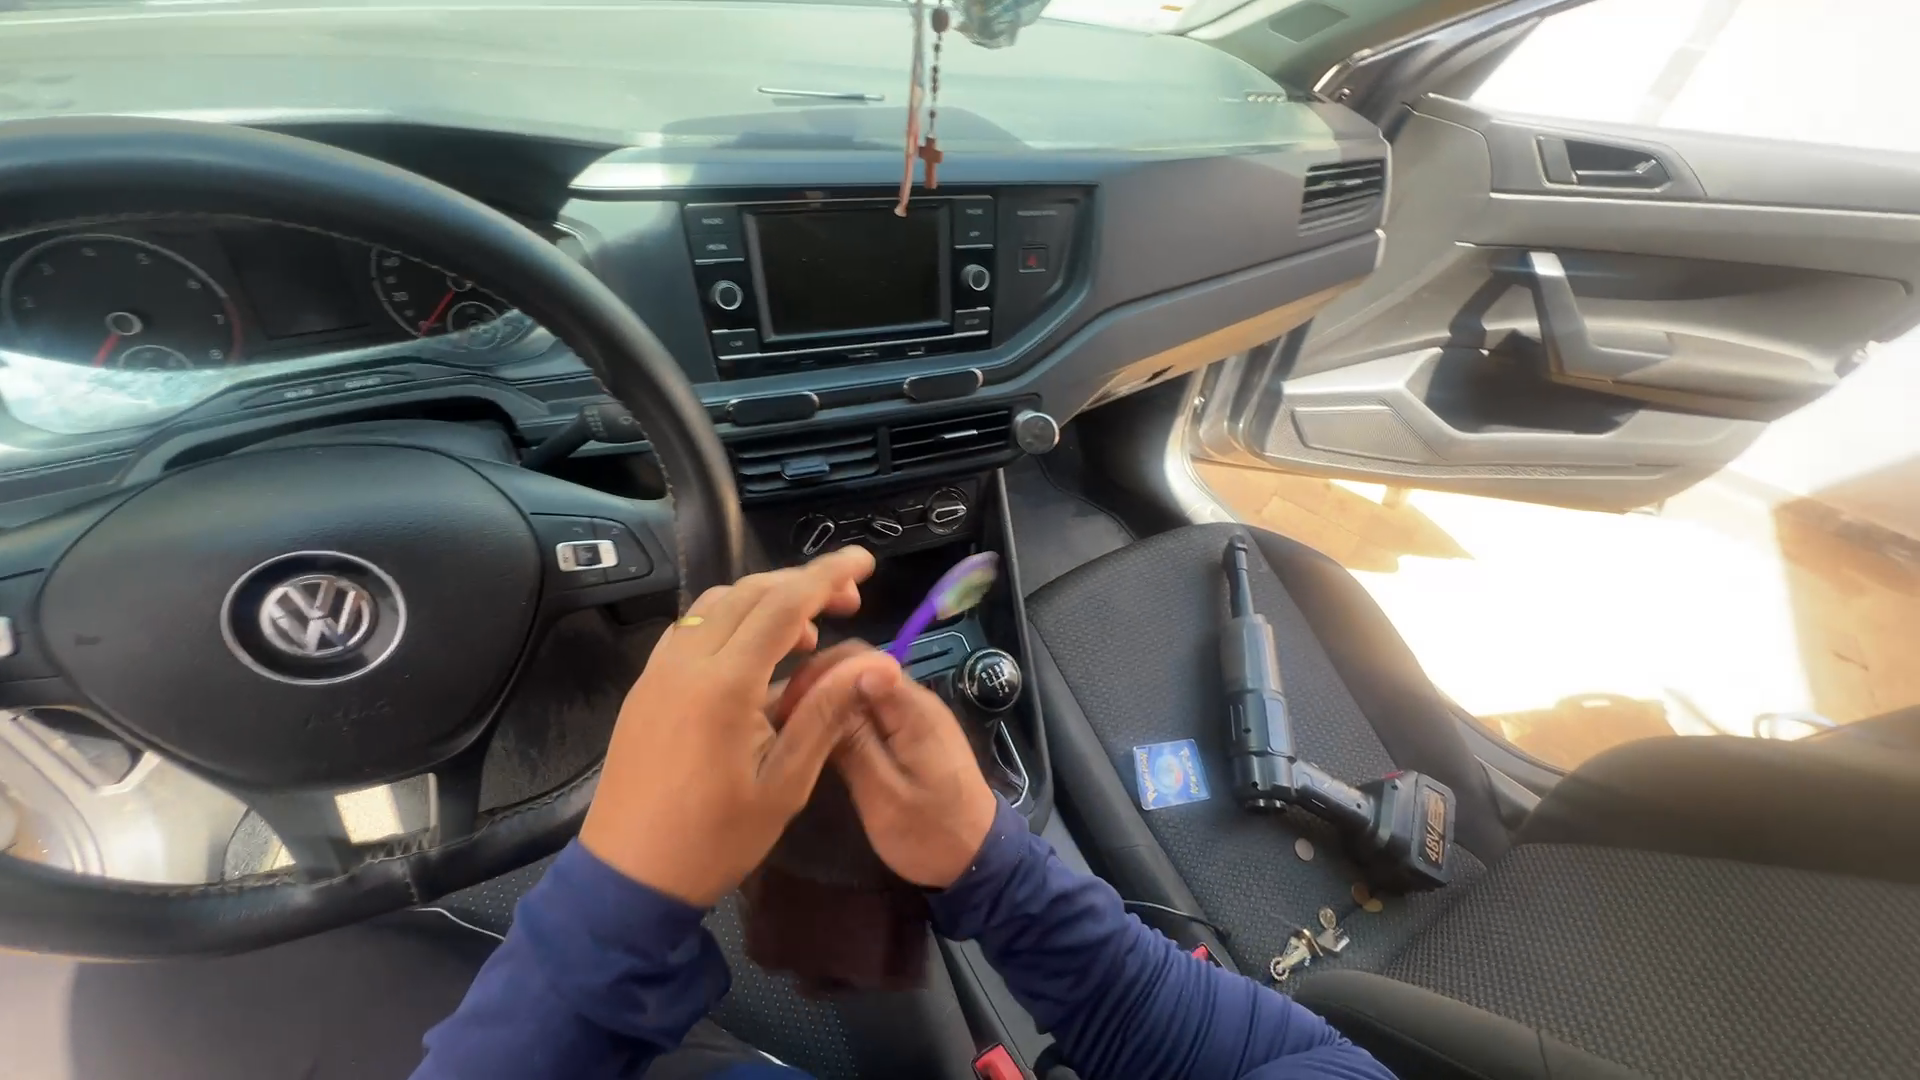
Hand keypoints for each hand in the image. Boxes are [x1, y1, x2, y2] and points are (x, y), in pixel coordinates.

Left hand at [580, 546, 875, 906]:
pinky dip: (733, 618)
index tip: (864, 562)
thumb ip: (826, 712)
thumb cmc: (715, 838)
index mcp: (724, 685)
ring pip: (718, 602)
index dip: (828, 576)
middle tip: (848, 600)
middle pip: (751, 592)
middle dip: (804, 583)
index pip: (784, 605)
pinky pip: (694, 626)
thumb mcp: (786, 783)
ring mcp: (660, 670)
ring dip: (767, 599)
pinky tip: (756, 650)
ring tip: (807, 632)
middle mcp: (687, 662)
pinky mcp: (647, 684)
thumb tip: (874, 663)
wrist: (628, 876)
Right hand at [800, 648, 998, 887]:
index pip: (858, 660)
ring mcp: (914, 716)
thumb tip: (830, 687)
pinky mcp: (910, 733)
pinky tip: (819, 738)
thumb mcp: (885, 794)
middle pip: (858, 669)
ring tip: (792, 728)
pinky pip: (872, 710)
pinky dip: (843, 717)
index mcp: (912, 708)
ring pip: (862, 689)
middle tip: (781, 718)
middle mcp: (915, 700)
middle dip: (818, 684)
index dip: (817, 673)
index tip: (785, 705)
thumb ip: (856, 741)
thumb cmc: (930, 833)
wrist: (977, 859)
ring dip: (828, 701)